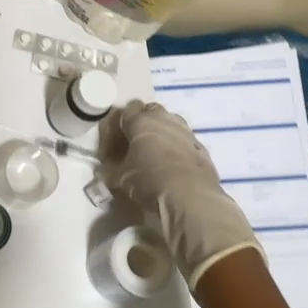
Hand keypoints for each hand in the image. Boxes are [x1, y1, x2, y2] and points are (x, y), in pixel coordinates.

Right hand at [101, 100, 263, 286]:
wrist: (191, 197)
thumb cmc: (149, 180)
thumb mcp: (120, 178)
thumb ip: (110, 169)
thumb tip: (106, 169)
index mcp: (140, 121)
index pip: (122, 113)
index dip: (115, 129)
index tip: (112, 149)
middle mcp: (163, 119)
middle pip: (148, 111)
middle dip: (139, 124)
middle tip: (133, 146)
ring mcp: (185, 131)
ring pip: (169, 123)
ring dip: (159, 133)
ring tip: (154, 155)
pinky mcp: (201, 146)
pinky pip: (183, 140)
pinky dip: (176, 147)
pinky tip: (172, 166)